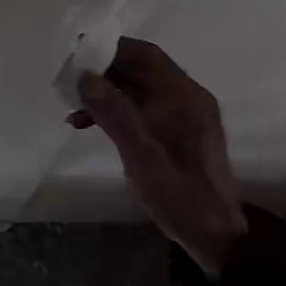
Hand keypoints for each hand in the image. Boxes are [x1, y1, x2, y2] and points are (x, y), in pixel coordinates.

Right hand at [71, 38, 246, 275]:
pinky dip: (119, 108)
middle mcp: (188, 96)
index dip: (109, 49)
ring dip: (108, 91)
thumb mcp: (140, 156)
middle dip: (103, 70)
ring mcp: (186, 112)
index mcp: (183, 96)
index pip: (144, 54)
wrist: (215, 236)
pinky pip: (145, 105)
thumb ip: (113, 113)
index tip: (76, 54)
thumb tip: (85, 76)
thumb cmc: (178, 196)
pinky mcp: (180, 129)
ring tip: (75, 106)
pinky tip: (93, 123)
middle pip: (141, 67)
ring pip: (140, 86)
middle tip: (70, 81)